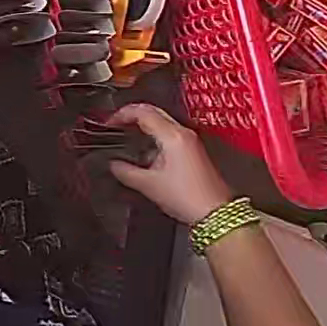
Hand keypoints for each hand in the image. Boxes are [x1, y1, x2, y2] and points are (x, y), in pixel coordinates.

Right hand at [106, 103, 234, 224]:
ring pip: (162, 121)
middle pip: (153, 111)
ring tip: (128, 136)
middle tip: (116, 123)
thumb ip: (126, 172)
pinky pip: (170, 133)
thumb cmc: (188, 198)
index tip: (110, 122)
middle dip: (132, 114)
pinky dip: (155, 135)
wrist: (216, 214)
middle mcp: (183, 132)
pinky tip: (146, 151)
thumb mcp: (149, 185)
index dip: (122, 114)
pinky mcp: (194, 149)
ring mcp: (190, 140)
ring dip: (144, 124)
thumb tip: (114, 165)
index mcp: (172, 136)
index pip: (143, 112)